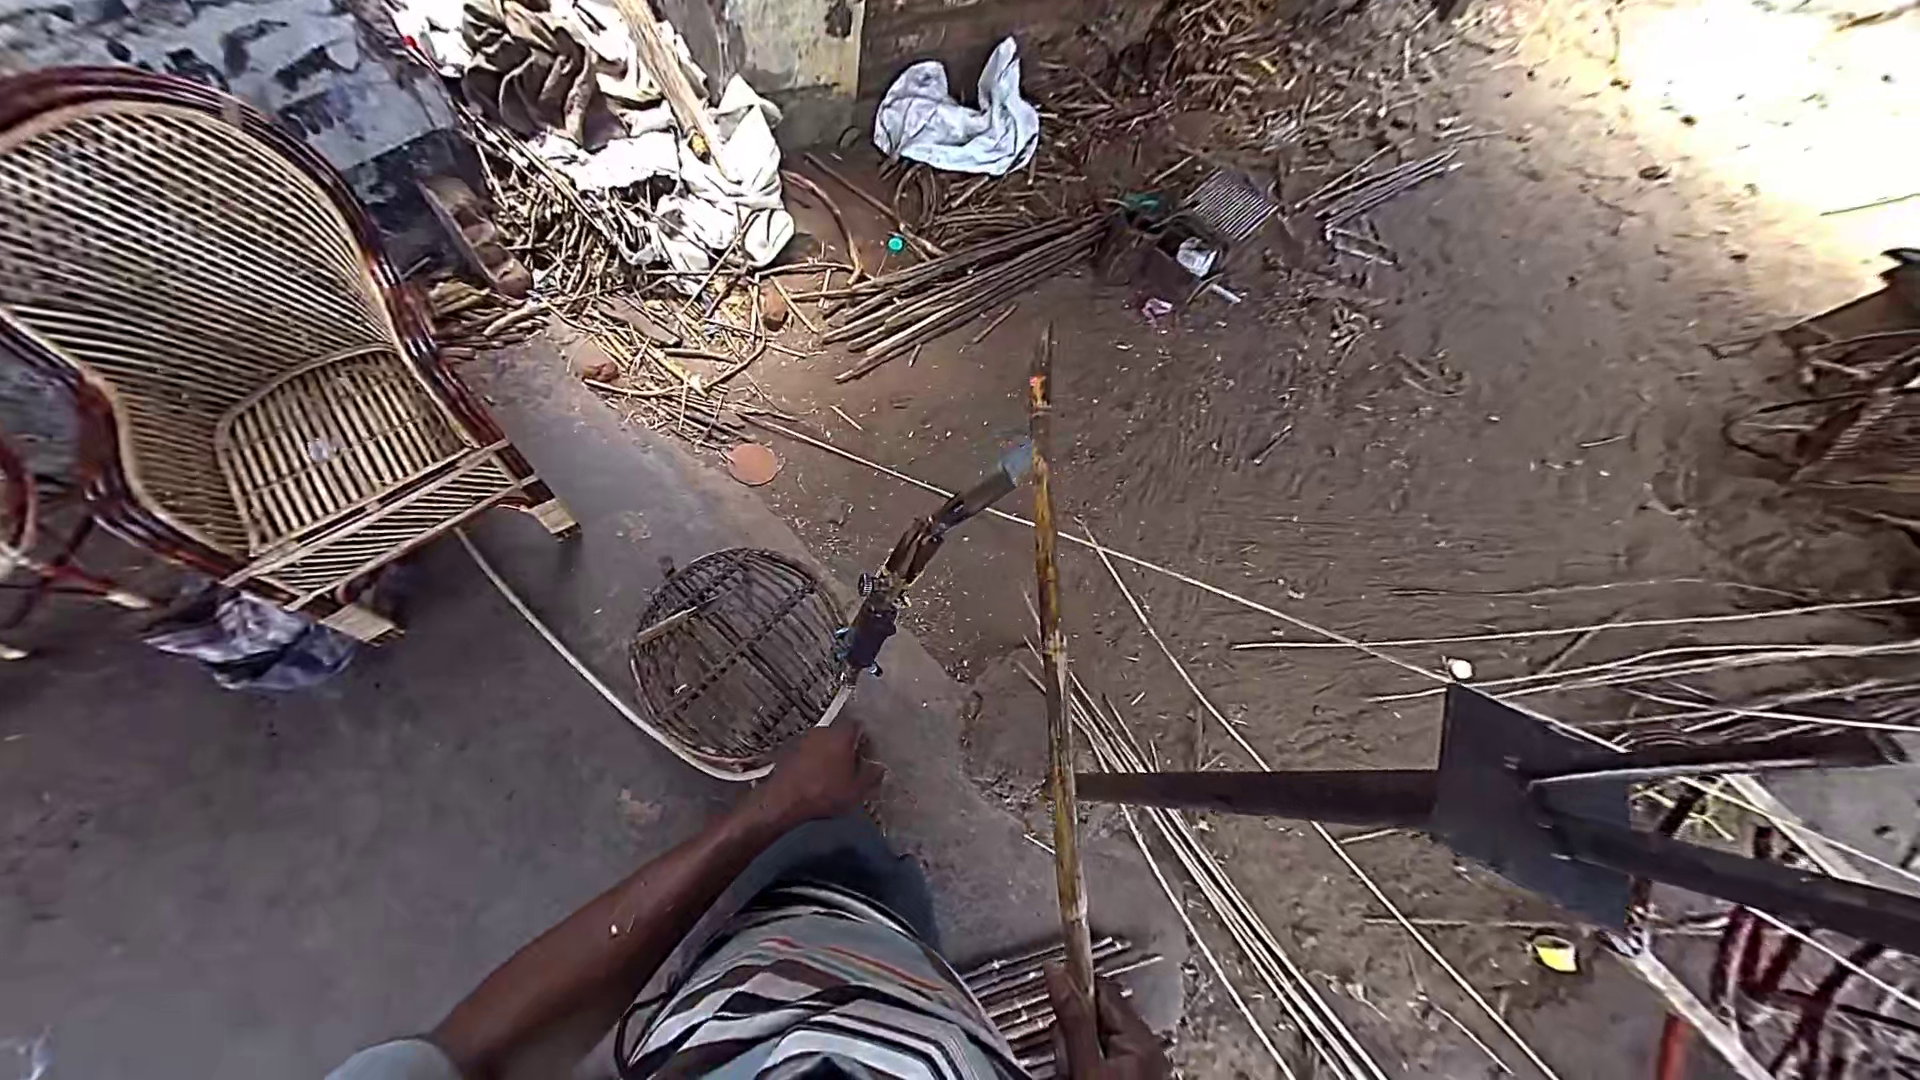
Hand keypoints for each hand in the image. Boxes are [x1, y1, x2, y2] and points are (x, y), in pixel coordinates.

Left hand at [744, 722, 883, 827]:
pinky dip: (812, 762)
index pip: (857, 725)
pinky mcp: (786, 752)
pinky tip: (813, 780)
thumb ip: (872, 775)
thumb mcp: (856, 790)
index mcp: (841, 734)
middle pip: (839, 734)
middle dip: (845, 747)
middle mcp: (821, 731)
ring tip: (830, 776)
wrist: (782, 803)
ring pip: (821, 743)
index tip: (867, 754)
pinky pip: (807, 753)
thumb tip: (879, 767)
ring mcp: (801, 740)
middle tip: (850, 767)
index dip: (864, 739)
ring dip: (827, 755)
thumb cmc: (824, 793)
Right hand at [1045, 965, 1169, 1079]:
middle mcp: (1149, 1049)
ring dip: (1080, 1047)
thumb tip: (1056, 972)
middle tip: (1064, 1053)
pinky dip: (1091, 1064)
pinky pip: (1108, 1059)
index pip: (1101, 988)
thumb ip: (1073, 1019)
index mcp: (1142, 1038)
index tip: (1052, 989)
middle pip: (1099, 1014)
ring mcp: (1145, 1068)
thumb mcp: (1086, 1066)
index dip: (1074, 987)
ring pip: (1101, 1038)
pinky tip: (1082, 1075)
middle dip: (1075, 1026)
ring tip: (1073, 1070)